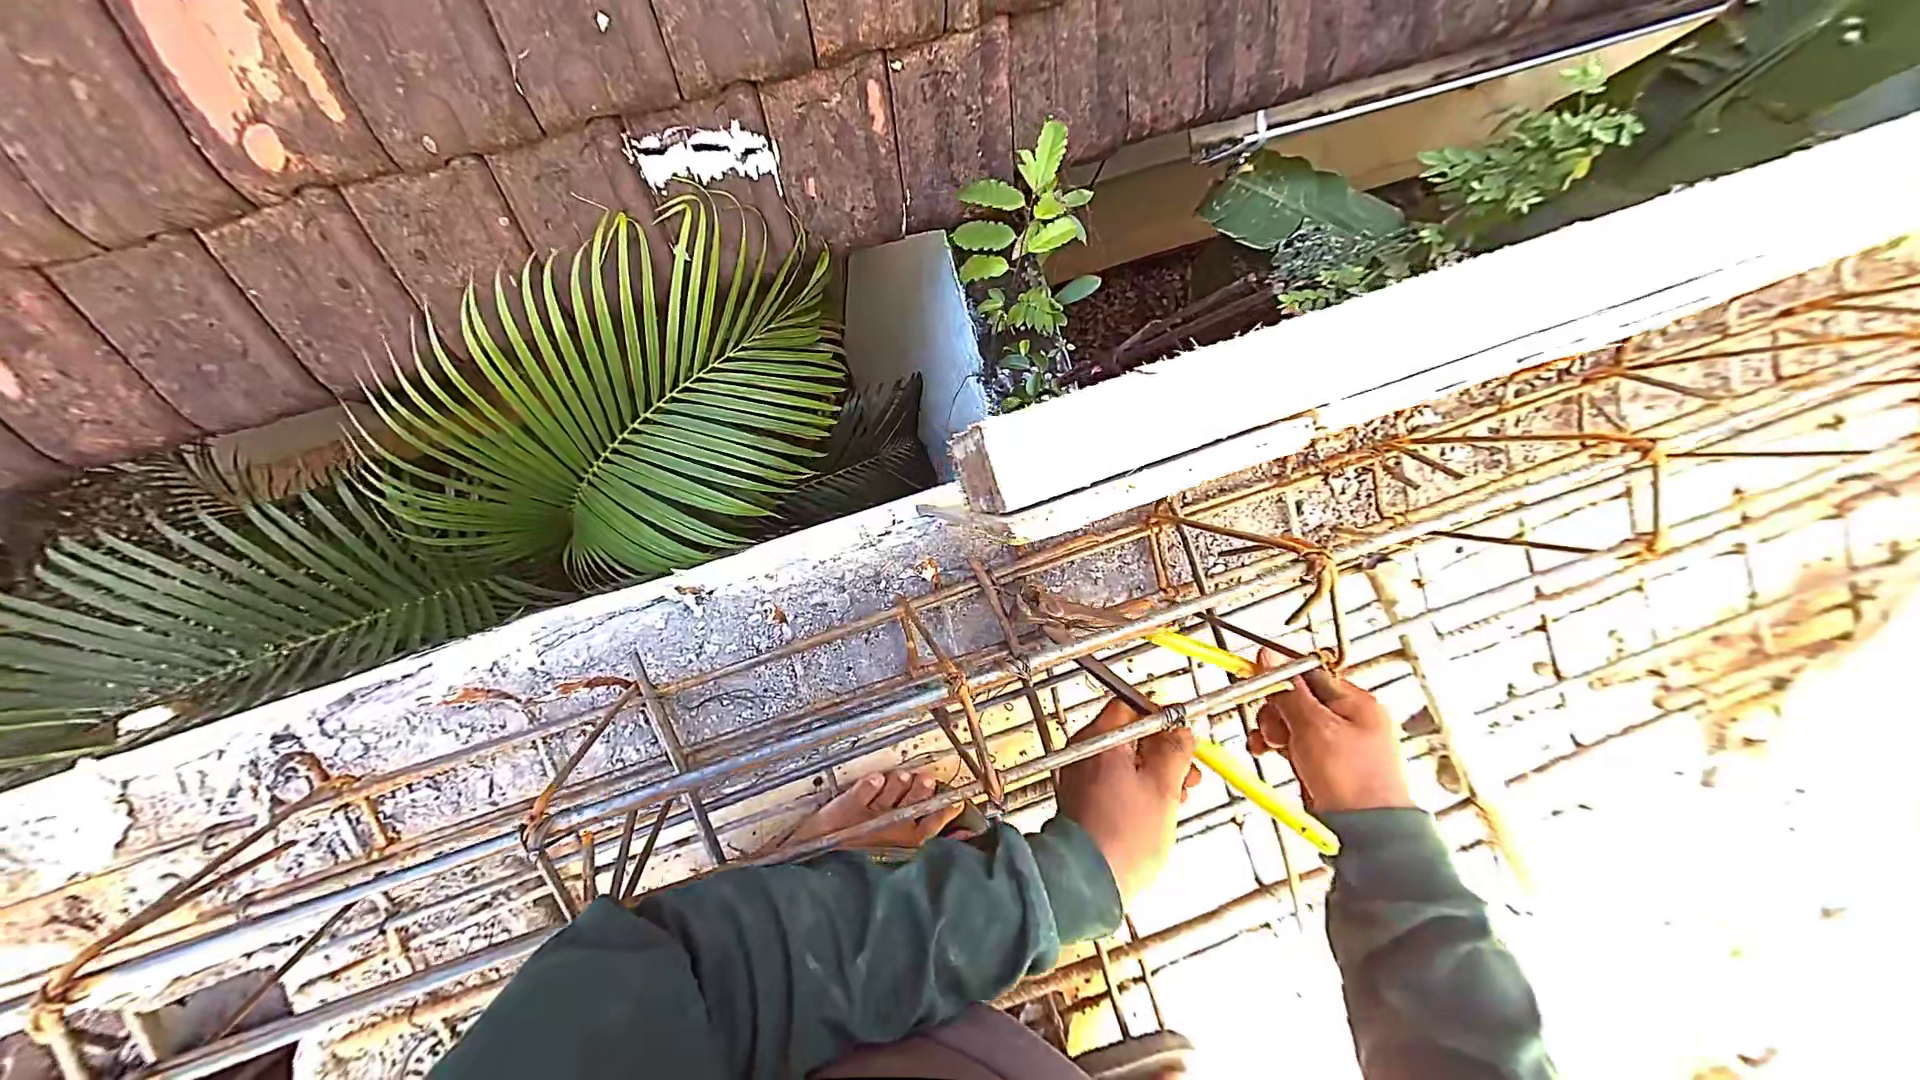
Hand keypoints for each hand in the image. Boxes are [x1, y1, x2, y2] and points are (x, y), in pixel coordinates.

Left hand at [1055, 699, 1200, 904]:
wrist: (1090, 880)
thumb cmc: (1122, 837)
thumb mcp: (1163, 787)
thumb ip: (1175, 751)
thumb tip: (1183, 731)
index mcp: (1099, 739)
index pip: (1130, 706)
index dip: (1160, 716)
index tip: (1181, 732)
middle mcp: (1083, 751)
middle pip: (1128, 733)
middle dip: (1162, 749)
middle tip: (1186, 770)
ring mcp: (1079, 774)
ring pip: (1124, 758)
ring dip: (1153, 770)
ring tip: (1177, 794)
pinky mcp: (1082, 798)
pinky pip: (1113, 779)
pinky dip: (1136, 786)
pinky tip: (1156, 807)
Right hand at [1248, 648, 1412, 812]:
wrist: (1366, 832)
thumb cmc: (1353, 781)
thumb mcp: (1313, 726)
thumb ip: (1288, 691)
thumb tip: (1270, 658)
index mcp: (1357, 702)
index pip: (1309, 673)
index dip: (1280, 676)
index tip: (1256, 680)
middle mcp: (1350, 718)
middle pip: (1297, 697)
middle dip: (1276, 710)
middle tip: (1273, 726)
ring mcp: (1338, 741)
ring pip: (1292, 721)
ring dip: (1274, 730)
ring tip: (1272, 744)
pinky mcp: (1326, 761)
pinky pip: (1294, 742)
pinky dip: (1280, 745)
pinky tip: (1273, 753)